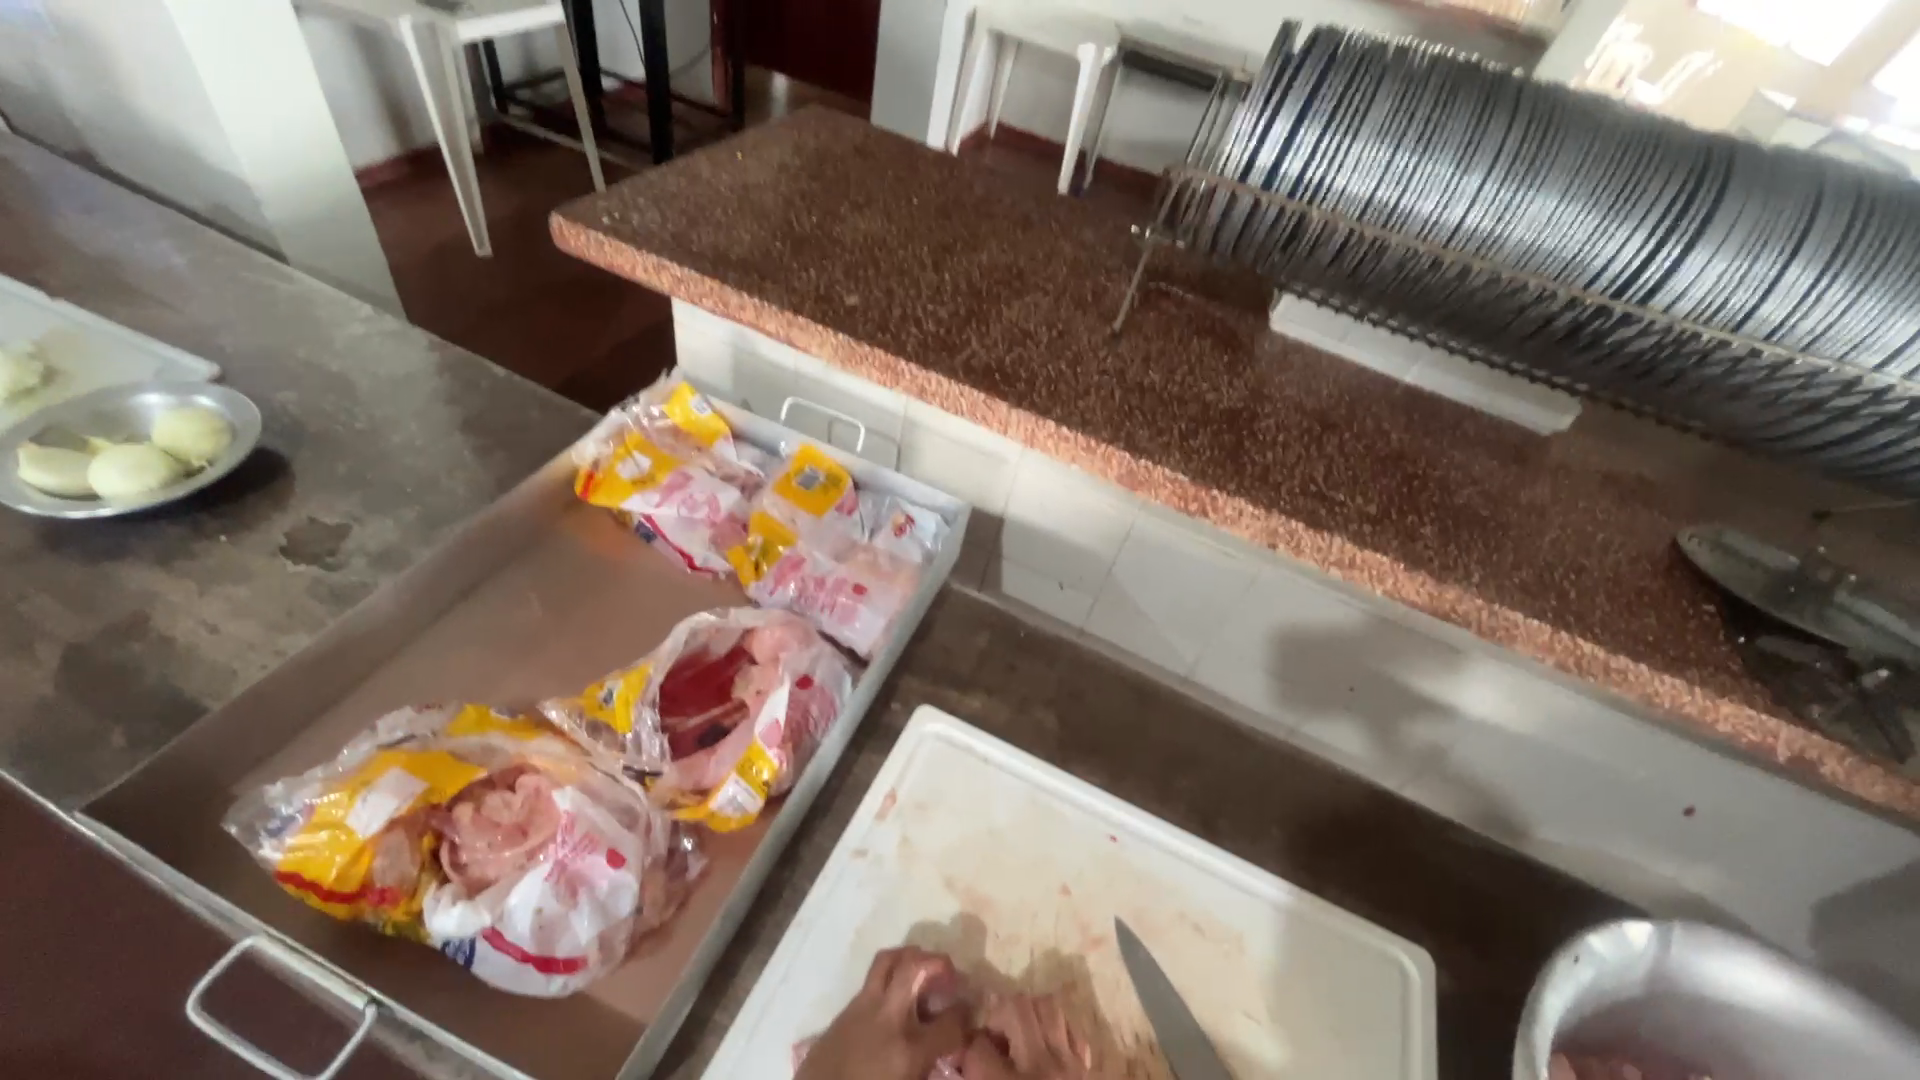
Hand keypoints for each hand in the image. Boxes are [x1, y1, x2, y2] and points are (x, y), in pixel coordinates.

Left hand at [795, 947, 968, 1079]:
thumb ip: (928, 1065)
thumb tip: (947, 1052)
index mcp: (908, 1051)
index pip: (951, 1023)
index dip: (966, 1015)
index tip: (970, 1010)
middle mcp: (886, 1019)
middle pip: (914, 967)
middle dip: (938, 962)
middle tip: (949, 973)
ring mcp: (861, 1009)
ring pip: (888, 960)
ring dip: (909, 956)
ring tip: (921, 967)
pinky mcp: (843, 1011)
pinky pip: (871, 980)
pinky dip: (888, 977)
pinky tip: (893, 997)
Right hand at [959, 994, 1094, 1079]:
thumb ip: (976, 1075)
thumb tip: (963, 1055)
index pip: (978, 1046)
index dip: (970, 1046)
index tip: (969, 1051)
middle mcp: (1039, 1065)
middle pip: (1017, 1007)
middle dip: (1000, 1012)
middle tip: (994, 1031)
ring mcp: (1067, 1063)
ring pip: (1048, 1006)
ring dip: (1029, 1011)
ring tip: (1020, 1028)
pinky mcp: (1085, 1067)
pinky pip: (1073, 1029)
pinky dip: (1058, 1028)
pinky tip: (1046, 1040)